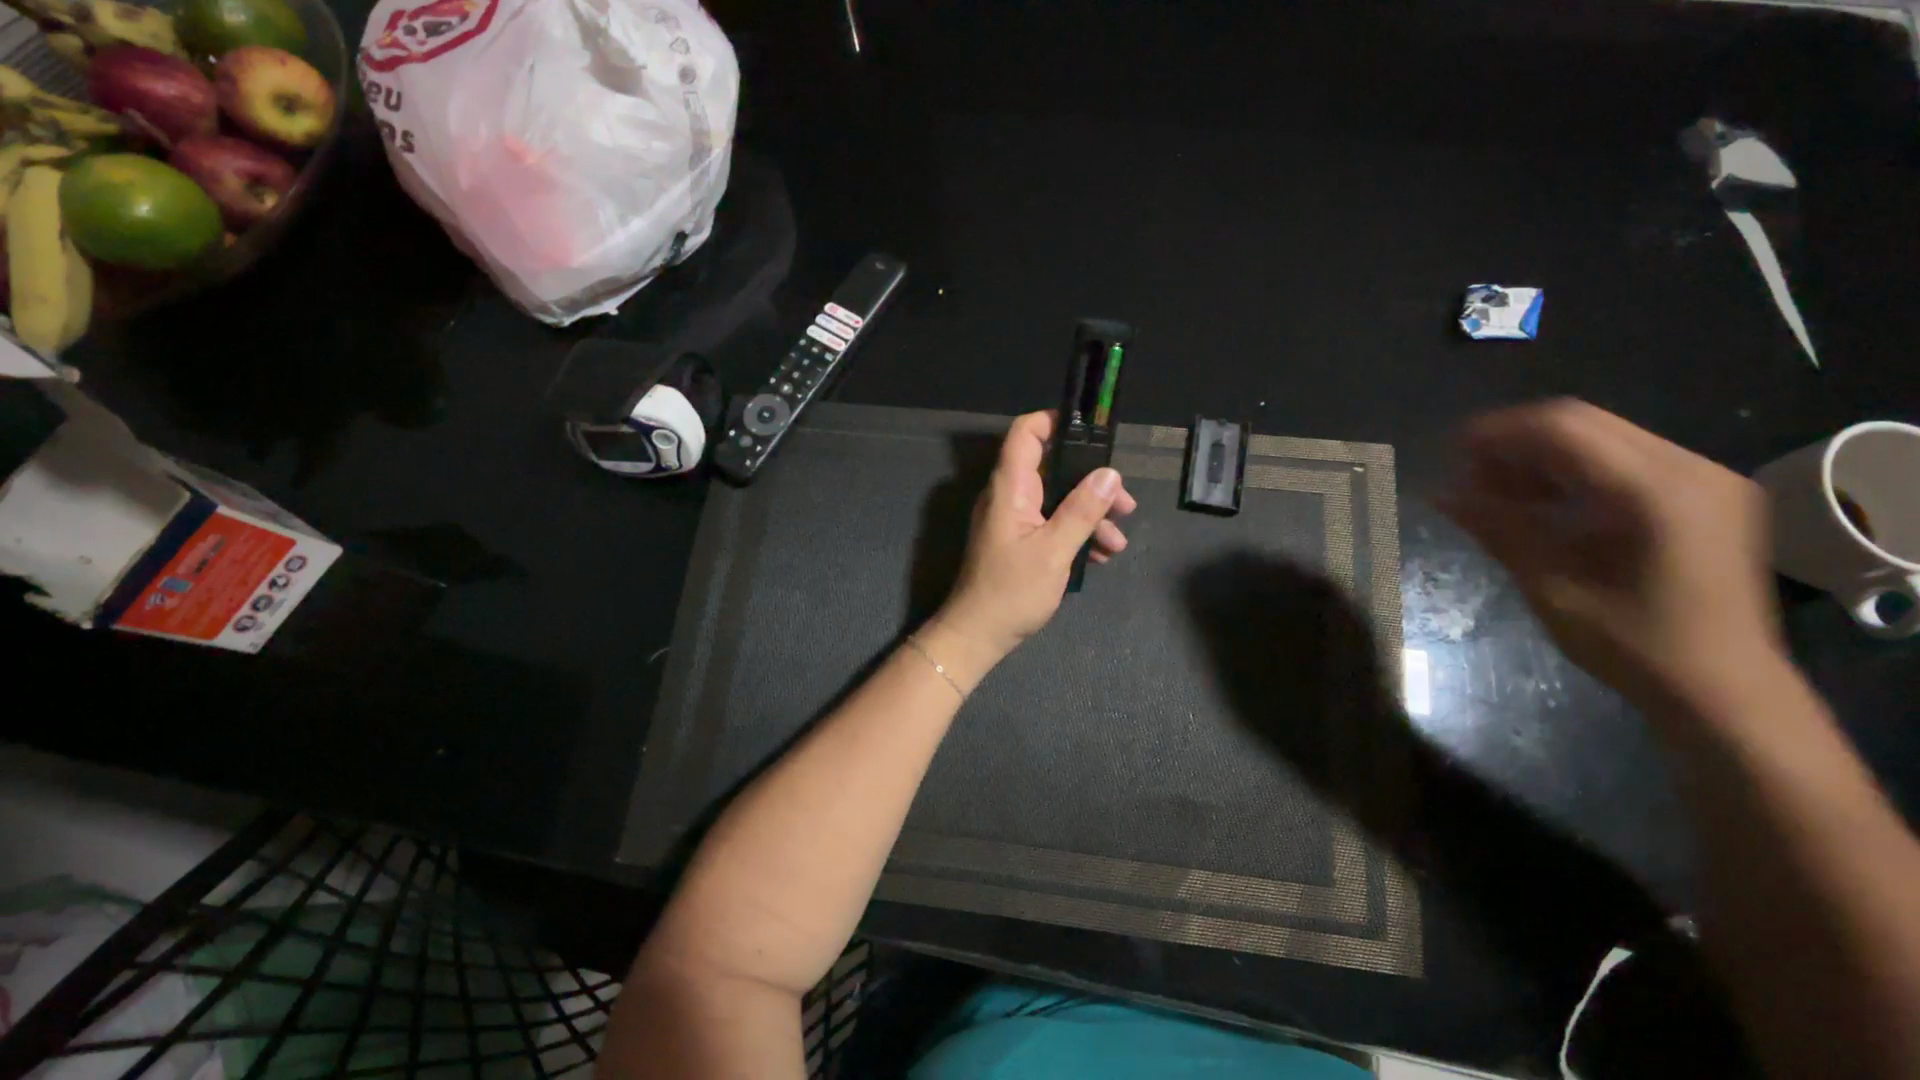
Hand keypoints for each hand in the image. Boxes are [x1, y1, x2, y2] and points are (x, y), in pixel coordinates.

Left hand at [926, 411, 1136, 671]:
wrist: (979, 635)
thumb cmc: (1012, 591)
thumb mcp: (1054, 551)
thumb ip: (1082, 511)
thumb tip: (1109, 474)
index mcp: (1010, 489)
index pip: (1025, 435)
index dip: (1054, 422)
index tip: (1092, 432)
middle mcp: (1009, 497)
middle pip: (1052, 468)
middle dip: (1092, 482)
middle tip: (1125, 503)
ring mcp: (1013, 520)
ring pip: (1057, 500)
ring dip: (1091, 515)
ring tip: (1118, 541)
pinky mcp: (1019, 542)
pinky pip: (1052, 524)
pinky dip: (1077, 534)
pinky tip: (1102, 556)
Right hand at [1439, 399, 1786, 714]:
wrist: (1727, 693)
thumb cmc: (1636, 648)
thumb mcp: (1553, 589)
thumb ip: (1500, 530)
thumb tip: (1440, 494)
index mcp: (1656, 491)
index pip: (1564, 429)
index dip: (1500, 433)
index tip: (1452, 454)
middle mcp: (1691, 469)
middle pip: (1585, 425)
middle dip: (1519, 443)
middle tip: (1472, 476)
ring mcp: (1707, 479)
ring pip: (1606, 439)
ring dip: (1546, 457)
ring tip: (1501, 492)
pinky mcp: (1709, 497)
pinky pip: (1630, 461)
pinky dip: (1579, 473)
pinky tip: (1547, 502)